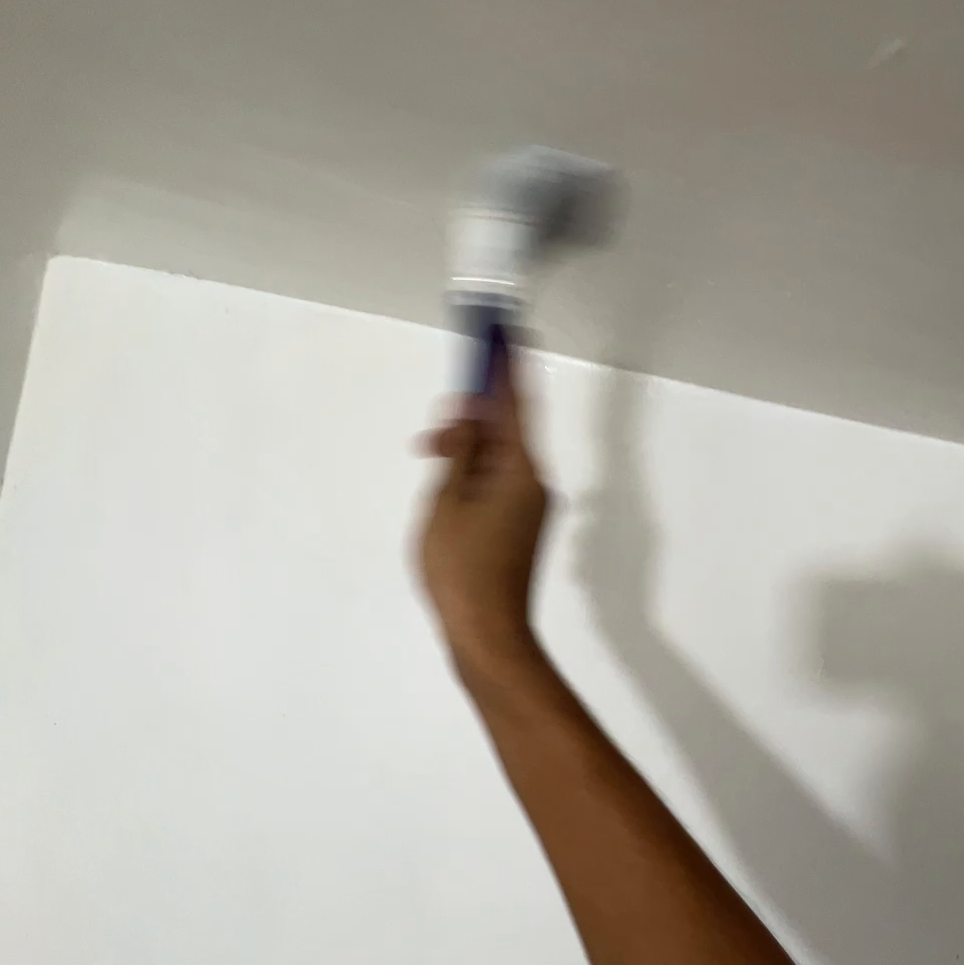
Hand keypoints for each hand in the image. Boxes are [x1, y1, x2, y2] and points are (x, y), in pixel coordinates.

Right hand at [417, 358, 551, 677]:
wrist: (487, 633)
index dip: (508, 364)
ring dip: (467, 451)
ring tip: (428, 462)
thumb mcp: (447, 501)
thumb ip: (458, 452)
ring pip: (499, 460)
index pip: (516, 402)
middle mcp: (535, 482)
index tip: (507, 331)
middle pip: (506, 431)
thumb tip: (466, 416)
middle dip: (470, 420)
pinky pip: (498, 484)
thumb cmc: (461, 566)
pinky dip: (473, 475)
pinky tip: (447, 488)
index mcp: (521, 469)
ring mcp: (531, 506)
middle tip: (430, 435)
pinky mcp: (520, 526)